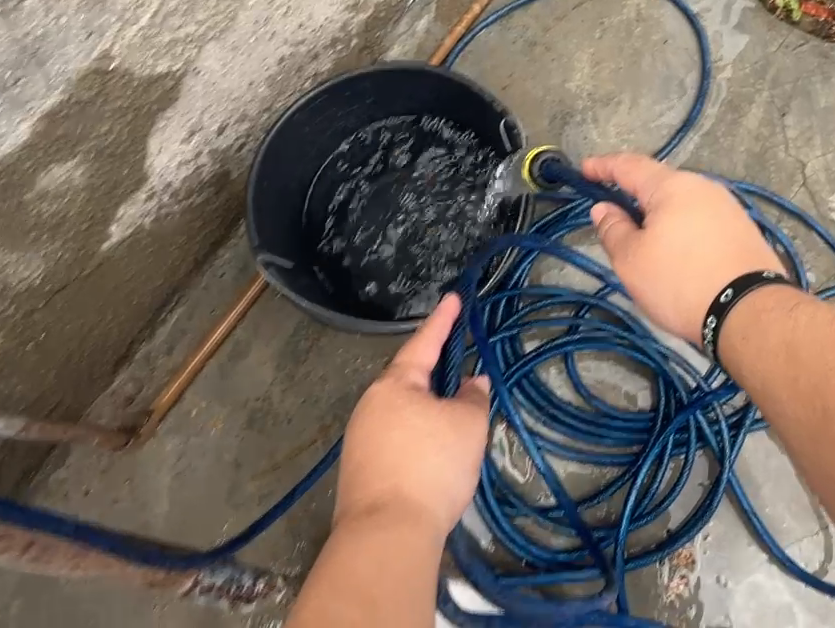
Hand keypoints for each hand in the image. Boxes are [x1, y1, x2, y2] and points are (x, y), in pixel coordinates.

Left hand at [334, 293, 491, 535]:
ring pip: (404, 413)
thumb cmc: (431, 465)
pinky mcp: (361, 472)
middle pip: (410, 381)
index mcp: (395, 385)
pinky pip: (397, 440)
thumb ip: (474, 397)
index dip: (443, 320)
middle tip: (461, 367)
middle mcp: (371, 406)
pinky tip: (436, 454)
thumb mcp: (467, 425)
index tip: (454, 298)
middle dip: (437, 375)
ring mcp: (361, 440)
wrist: (387, 536)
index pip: (424, 342)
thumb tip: (472, 382)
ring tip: (456, 419)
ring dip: (429, 411)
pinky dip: (419, 437)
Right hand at [583, 154, 783, 343]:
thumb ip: (613, 229)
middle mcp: (703, 186)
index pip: (629, 165)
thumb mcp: (632, 260)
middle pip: (659, 183)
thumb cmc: (681, 282)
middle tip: (614, 214)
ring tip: (645, 239)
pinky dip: (682, 227)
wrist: (749, 311)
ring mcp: (728, 206)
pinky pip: (701, 218)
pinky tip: (677, 249)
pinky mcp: (743, 229)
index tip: (584, 170)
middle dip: (634, 194)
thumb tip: (603, 207)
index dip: (603, 166)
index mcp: (672, 186)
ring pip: (682, 202)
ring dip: (660, 214)